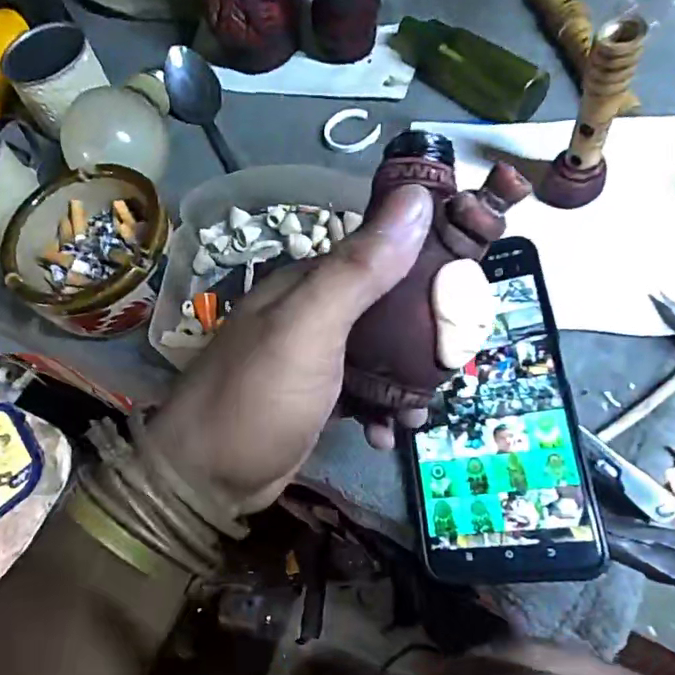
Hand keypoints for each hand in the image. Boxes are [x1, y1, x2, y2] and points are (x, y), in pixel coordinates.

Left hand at [142, 185, 434, 514]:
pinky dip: (379, 412)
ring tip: (417, 415)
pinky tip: (386, 436)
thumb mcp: (308, 329)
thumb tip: (416, 197)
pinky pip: (361, 395)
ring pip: (379, 357)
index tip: (469, 299)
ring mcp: (312, 361)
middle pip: (387, 310)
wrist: (205, 478)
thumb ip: (358, 270)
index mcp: (307, 285)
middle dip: (424, 337)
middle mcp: (310, 315)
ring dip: (406, 383)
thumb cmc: (256, 399)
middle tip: (450, 367)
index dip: (430, 270)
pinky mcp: (313, 401)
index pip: (382, 255)